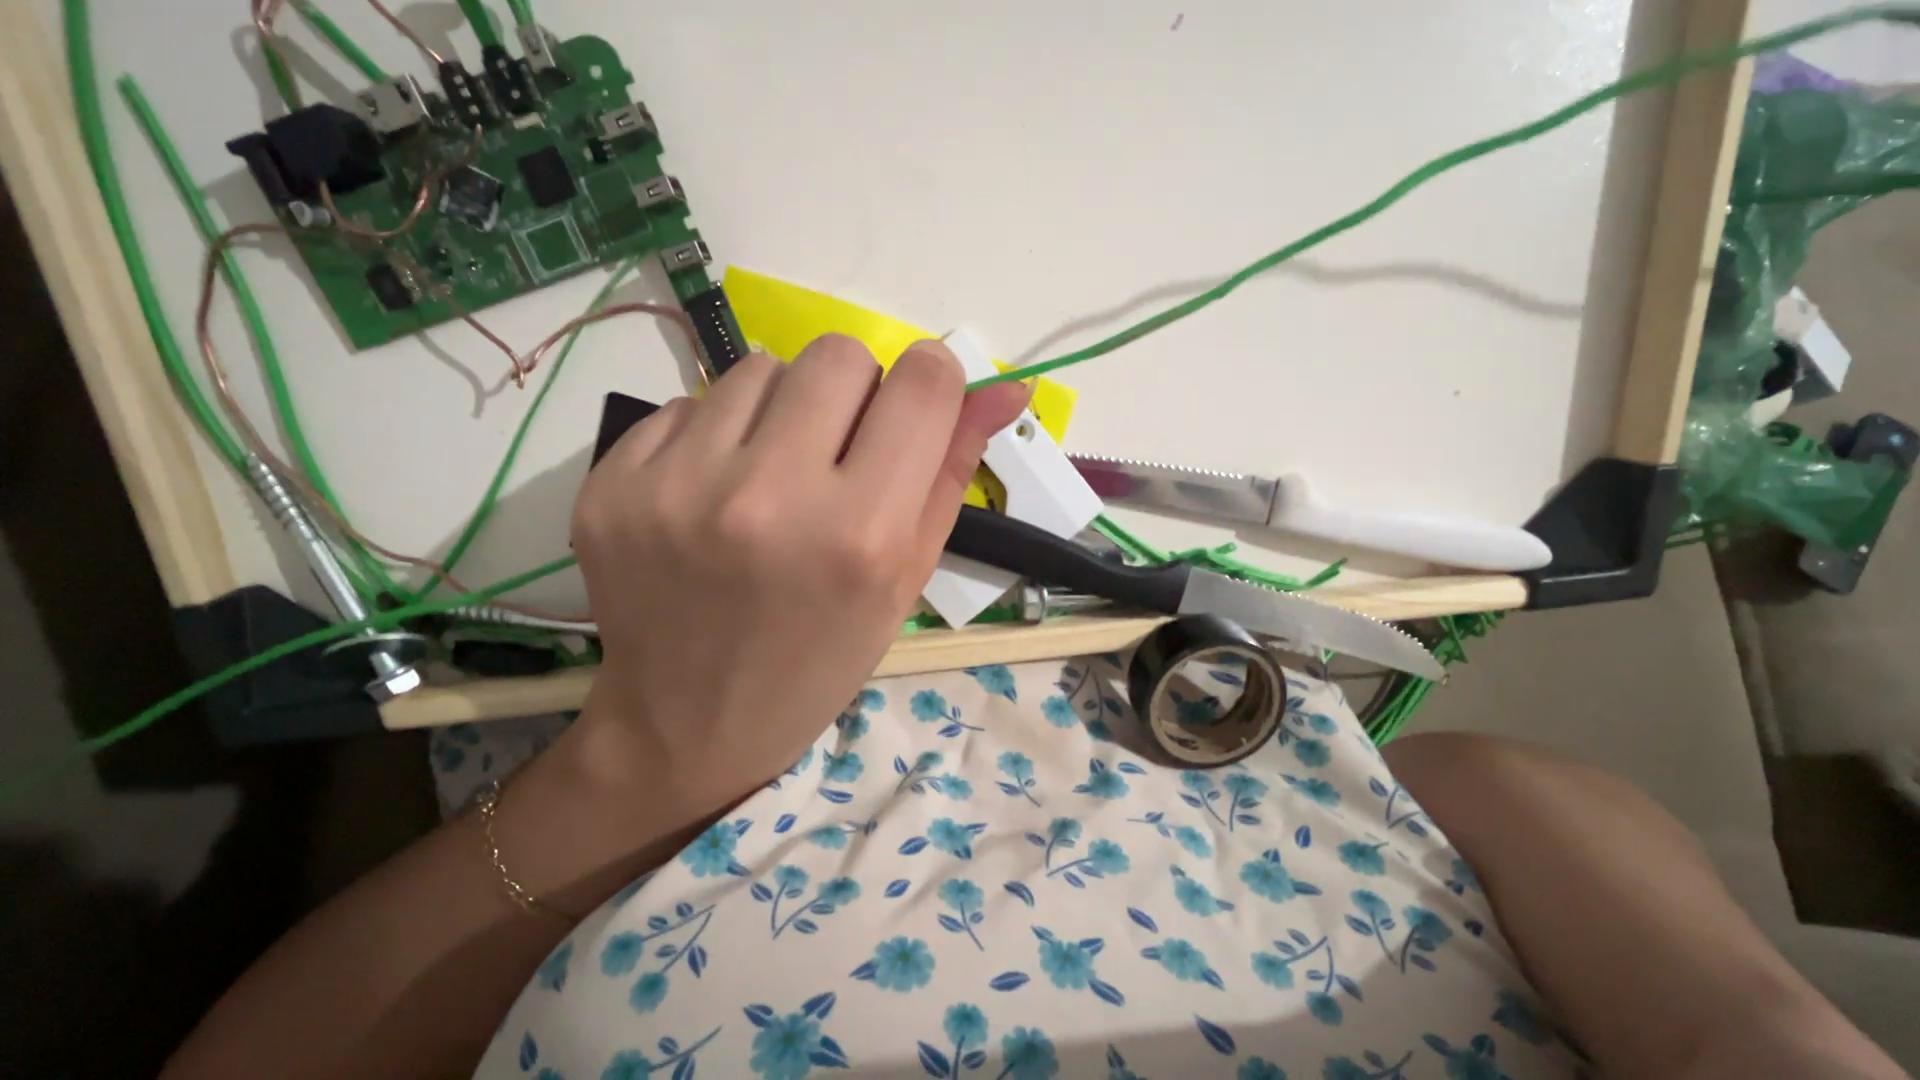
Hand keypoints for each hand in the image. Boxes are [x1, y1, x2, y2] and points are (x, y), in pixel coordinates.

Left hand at [570, 334, 1029, 812]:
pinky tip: (709, 498)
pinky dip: (712, 437)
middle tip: (837, 452)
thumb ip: (952, 473)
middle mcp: (768, 497)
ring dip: (779, 410)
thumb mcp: (904, 580)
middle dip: (854, 392)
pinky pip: (686, 405)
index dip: (930, 382)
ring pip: (759, 367)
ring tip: (768, 479)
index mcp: (859, 534)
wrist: (688, 724)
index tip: (914, 409)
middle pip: (837, 354)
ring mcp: (676, 488)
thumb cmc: (820, 660)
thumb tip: (1002, 387)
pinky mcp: (612, 484)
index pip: (922, 382)